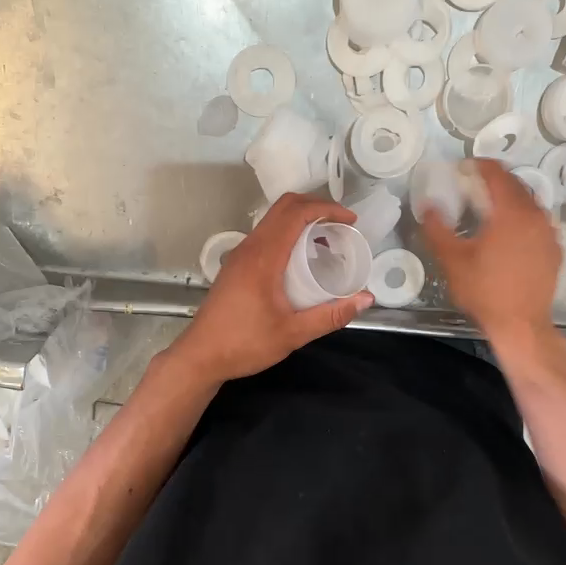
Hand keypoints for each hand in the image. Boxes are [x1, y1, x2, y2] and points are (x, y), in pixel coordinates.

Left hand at [167, 193, 374, 383]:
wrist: (200, 357)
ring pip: (272, 220)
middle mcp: (249, 248)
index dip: (327, 209)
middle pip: (283, 207)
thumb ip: (331, 315)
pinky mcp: (236, 266)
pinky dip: (287, 234)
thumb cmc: (244, 344)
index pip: (296, 213)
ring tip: (326, 240)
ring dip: (300, 220)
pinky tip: (301, 259)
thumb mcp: (293, 333)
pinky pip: (265, 236)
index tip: (351, 220)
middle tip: (341, 225)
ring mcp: (239, 256)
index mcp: (263, 257)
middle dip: (316, 207)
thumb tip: (365, 299)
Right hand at [420, 158, 561, 349]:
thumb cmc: (485, 292)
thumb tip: (428, 207)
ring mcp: (549, 234)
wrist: (521, 326)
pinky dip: (523, 219)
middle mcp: (536, 216)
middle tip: (474, 186)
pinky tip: (510, 234)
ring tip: (490, 209)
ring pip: (530, 204)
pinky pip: (538, 224)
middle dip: (495, 180)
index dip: (480, 166)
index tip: (464, 167)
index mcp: (511, 212)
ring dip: (510, 199)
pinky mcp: (555, 251)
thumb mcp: (452, 261)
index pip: (497, 174)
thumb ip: (438, 230)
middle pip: (516, 185)